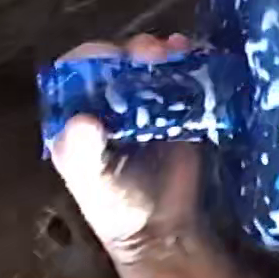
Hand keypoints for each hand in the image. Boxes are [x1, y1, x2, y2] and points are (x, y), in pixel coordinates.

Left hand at [48, 33, 209, 267]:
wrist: (164, 228)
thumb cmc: (119, 205)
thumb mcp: (91, 181)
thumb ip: (81, 152)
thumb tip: (84, 119)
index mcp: (84, 113)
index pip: (81, 71)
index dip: (94, 57)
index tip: (113, 57)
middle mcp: (118, 101)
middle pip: (123, 60)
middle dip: (137, 49)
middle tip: (152, 53)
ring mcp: (154, 103)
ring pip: (157, 63)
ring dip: (167, 51)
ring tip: (176, 51)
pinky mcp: (187, 110)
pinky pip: (190, 79)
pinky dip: (194, 62)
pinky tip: (197, 55)